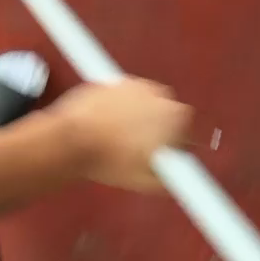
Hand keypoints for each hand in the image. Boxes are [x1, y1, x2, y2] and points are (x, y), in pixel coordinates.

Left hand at [45, 78, 192, 191]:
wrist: (73, 140)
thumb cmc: (108, 158)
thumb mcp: (148, 180)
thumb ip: (173, 175)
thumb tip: (179, 175)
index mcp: (176, 116)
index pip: (186, 131)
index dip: (174, 146)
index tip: (164, 155)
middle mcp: (160, 95)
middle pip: (167, 113)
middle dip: (156, 128)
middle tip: (139, 148)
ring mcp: (135, 84)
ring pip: (145, 102)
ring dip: (138, 115)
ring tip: (119, 137)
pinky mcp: (114, 80)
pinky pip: (124, 95)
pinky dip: (119, 106)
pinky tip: (108, 124)